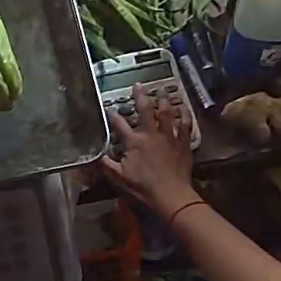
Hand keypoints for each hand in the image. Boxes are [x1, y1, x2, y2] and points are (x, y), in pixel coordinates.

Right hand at [102, 87, 198, 216]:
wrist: (171, 196)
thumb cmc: (143, 188)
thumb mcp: (119, 178)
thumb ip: (106, 164)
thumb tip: (94, 155)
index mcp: (134, 142)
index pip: (119, 124)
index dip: (111, 114)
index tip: (107, 106)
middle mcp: (151, 134)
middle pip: (145, 110)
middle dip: (140, 96)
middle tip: (138, 85)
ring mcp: (169, 137)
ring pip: (167, 113)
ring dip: (163, 100)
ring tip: (161, 91)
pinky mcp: (183, 143)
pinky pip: (186, 125)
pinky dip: (185, 115)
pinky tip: (184, 109)